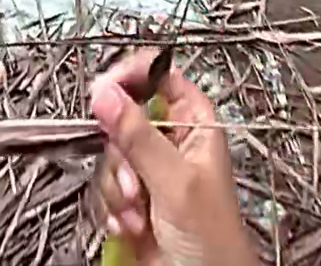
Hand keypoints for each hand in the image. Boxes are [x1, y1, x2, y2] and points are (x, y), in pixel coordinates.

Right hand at [91, 51, 257, 265]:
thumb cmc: (216, 247)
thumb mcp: (176, 182)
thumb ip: (139, 135)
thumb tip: (106, 93)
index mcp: (194, 120)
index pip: (157, 73)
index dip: (130, 76)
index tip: (104, 91)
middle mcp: (170, 138)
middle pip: (124, 114)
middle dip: (122, 152)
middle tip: (133, 177)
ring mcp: (149, 169)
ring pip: (110, 151)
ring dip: (118, 186)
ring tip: (138, 211)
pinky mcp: (131, 197)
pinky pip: (104, 183)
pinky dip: (112, 206)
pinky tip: (131, 226)